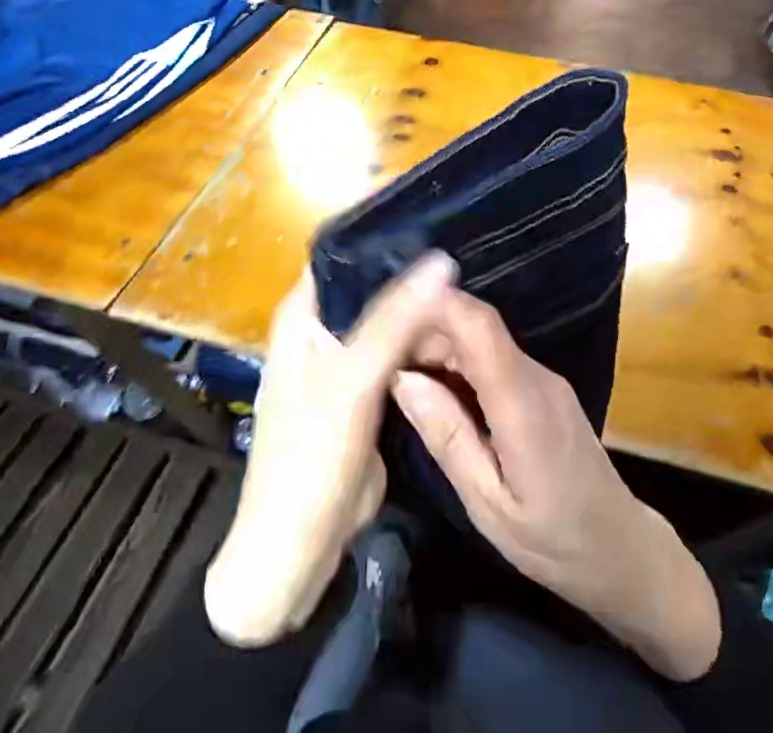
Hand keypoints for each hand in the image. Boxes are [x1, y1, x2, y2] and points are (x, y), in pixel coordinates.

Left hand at [205, 253, 456, 647]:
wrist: (300, 547)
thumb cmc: (311, 458)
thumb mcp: (353, 382)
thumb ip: (395, 321)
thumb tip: (442, 261)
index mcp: (301, 319)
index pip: (342, 259)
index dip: (385, 242)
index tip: (438, 225)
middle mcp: (320, 334)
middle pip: (371, 290)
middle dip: (412, 278)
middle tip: (470, 260)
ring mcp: (345, 366)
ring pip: (388, 324)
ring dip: (421, 314)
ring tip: (473, 290)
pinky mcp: (366, 396)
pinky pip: (399, 357)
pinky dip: (423, 346)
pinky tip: (458, 336)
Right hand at [392, 290, 722, 680]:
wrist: (619, 548)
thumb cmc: (552, 539)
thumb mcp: (487, 502)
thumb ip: (446, 436)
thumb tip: (402, 378)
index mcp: (522, 402)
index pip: (478, 326)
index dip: (434, 306)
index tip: (385, 315)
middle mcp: (536, 376)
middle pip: (475, 327)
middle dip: (424, 334)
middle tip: (378, 365)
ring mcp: (544, 380)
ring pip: (482, 341)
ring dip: (438, 351)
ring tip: (398, 383)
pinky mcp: (544, 389)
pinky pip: (494, 361)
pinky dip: (458, 368)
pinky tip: (435, 396)